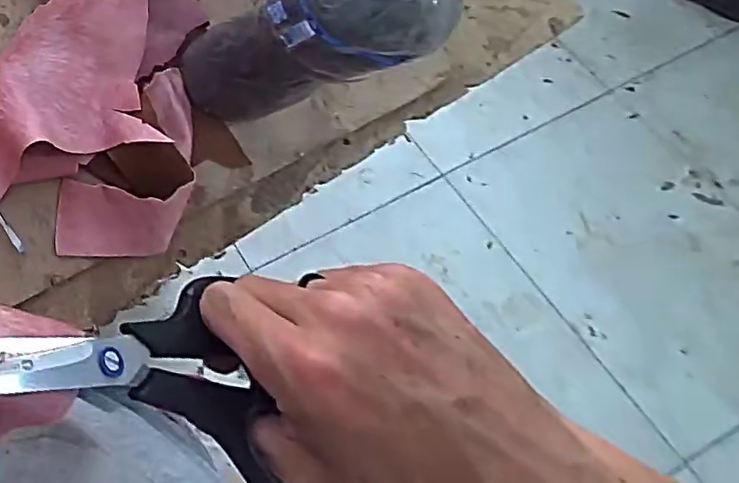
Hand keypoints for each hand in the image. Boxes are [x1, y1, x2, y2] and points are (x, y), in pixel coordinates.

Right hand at [202, 266, 652, 482]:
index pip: (221, 300)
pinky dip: (352, 306)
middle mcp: (333, 308)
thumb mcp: (321, 477)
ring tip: (350, 359)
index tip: (226, 349)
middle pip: (256, 285)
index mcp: (304, 362)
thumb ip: (264, 428)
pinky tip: (385, 345)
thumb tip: (246, 390)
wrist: (523, 475)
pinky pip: (350, 279)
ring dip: (309, 315)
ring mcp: (373, 284)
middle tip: (286, 363)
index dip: (215, 325)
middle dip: (259, 323)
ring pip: (305, 285)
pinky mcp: (406, 275)